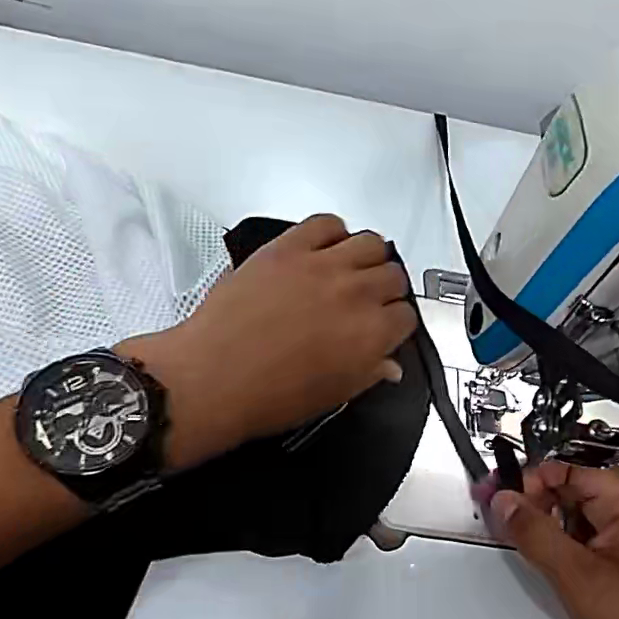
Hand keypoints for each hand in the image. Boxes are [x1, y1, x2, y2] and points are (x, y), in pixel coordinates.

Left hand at [119, 214, 416, 468]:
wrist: (213, 377)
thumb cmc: (268, 396)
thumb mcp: (332, 396)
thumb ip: (368, 374)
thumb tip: (388, 366)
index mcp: (372, 335)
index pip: (406, 316)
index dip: (395, 323)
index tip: (384, 327)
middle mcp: (356, 294)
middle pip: (393, 275)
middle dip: (386, 290)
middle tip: (367, 301)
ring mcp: (322, 265)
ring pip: (370, 242)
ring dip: (367, 257)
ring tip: (351, 271)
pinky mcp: (288, 248)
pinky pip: (326, 223)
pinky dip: (332, 233)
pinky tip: (324, 249)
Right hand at [488, 462, 618, 618]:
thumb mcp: (578, 578)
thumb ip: (535, 533)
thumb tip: (506, 501)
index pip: (572, 468)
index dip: (532, 479)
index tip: (500, 495)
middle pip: (577, 487)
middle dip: (537, 500)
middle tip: (504, 519)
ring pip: (582, 514)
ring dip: (550, 524)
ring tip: (528, 547)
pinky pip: (593, 537)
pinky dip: (567, 545)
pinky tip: (553, 565)